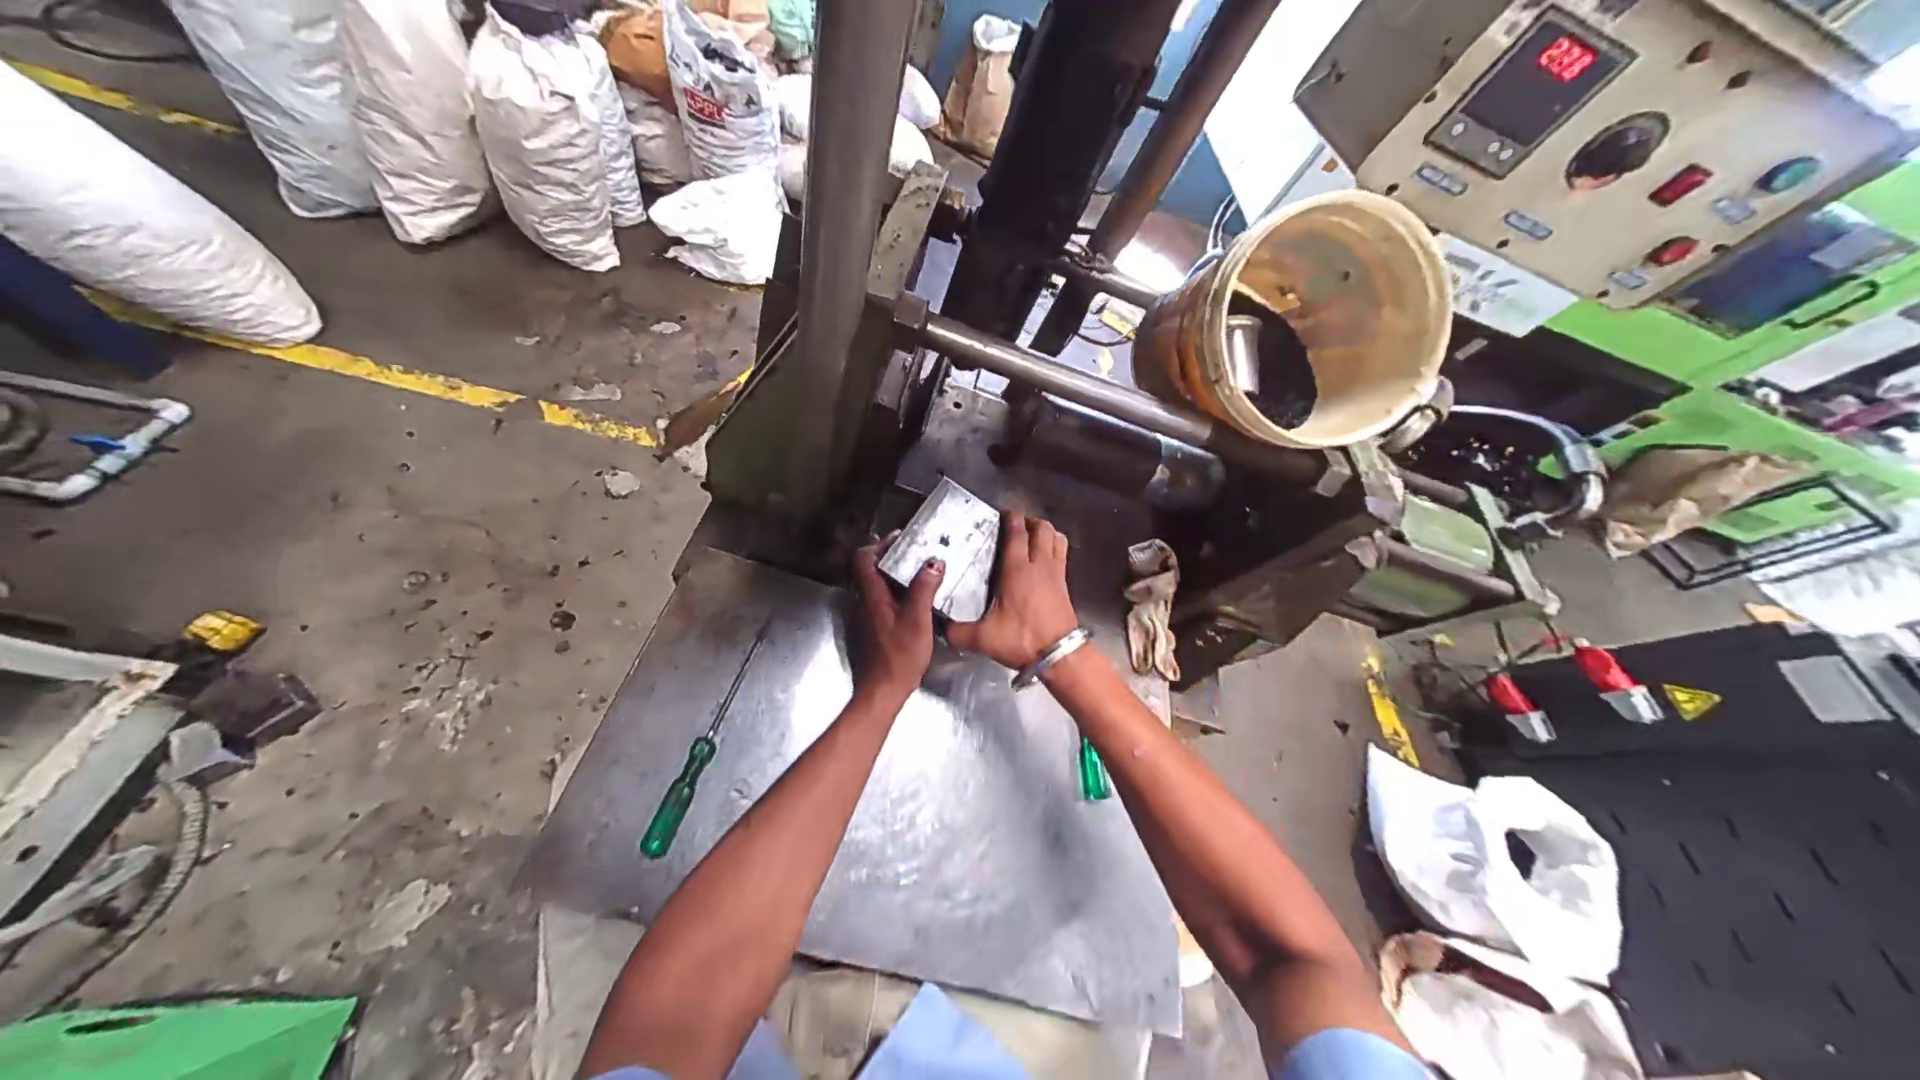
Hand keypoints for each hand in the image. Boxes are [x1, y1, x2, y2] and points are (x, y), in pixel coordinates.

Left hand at [852, 535, 942, 700]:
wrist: (885, 688)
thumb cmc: (900, 655)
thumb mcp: (917, 619)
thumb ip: (924, 589)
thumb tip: (934, 562)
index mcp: (873, 596)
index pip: (864, 560)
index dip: (878, 545)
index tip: (899, 539)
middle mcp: (869, 601)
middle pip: (871, 569)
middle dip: (890, 555)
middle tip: (914, 548)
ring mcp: (873, 615)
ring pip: (880, 583)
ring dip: (897, 571)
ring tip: (921, 566)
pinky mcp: (881, 626)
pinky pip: (888, 597)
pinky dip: (901, 588)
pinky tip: (921, 594)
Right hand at [948, 515, 1079, 670]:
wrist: (1060, 656)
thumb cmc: (1022, 639)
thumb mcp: (983, 639)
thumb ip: (959, 633)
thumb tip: (943, 630)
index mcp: (1017, 570)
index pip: (1017, 534)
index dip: (1011, 519)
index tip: (1003, 514)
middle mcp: (1039, 565)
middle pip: (1042, 529)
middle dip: (1030, 521)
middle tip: (1016, 525)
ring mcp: (1056, 574)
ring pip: (1057, 539)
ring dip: (1046, 532)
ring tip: (1032, 537)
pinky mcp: (1065, 586)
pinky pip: (1062, 555)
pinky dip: (1054, 549)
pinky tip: (1043, 560)